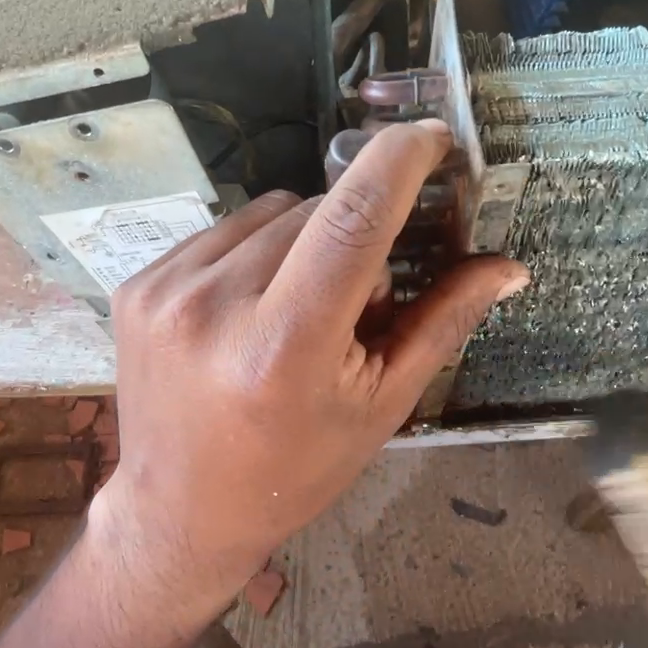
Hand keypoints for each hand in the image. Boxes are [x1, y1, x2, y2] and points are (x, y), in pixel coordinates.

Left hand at [89, 119, 529, 613]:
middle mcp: (215, 305)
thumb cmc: (296, 468)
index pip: (352, 221)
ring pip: (269, 212)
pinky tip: (246, 310)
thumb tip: (508, 267)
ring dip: (299, 241)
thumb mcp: (381, 405)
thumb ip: (443, 322)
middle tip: (347, 309)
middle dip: (350, 241)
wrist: (180, 511)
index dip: (398, 164)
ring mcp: (167, 288)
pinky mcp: (139, 281)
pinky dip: (252, 252)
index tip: (433, 136)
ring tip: (290, 310)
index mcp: (285, 346)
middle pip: (315, 213)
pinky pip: (224, 229)